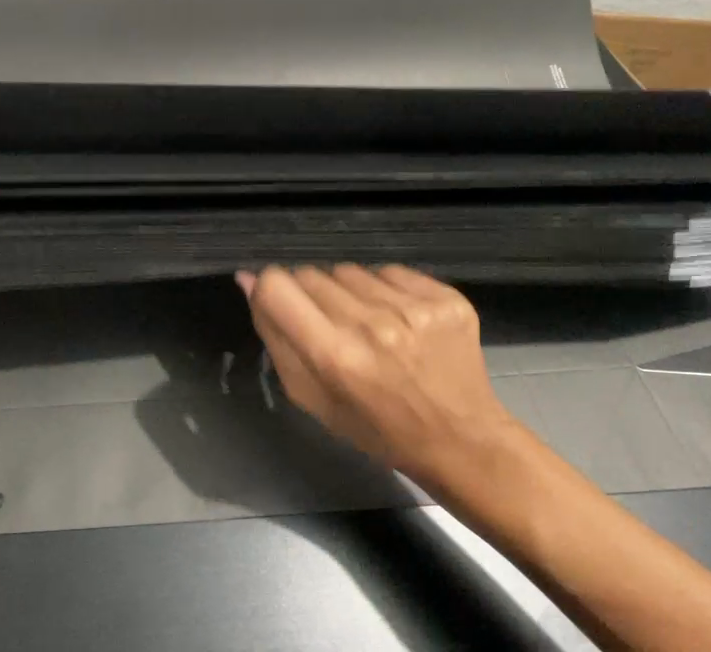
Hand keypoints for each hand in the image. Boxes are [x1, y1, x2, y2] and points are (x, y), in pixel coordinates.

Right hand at [237, 264, 519, 488]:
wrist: (461, 439)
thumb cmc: (375, 428)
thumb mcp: (310, 397)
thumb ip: (275, 336)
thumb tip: (249, 280)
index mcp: (333, 356)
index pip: (277, 285)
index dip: (271, 289)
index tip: (282, 304)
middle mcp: (372, 325)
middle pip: (311, 274)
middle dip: (311, 295)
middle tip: (331, 327)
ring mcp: (413, 309)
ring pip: (349, 270)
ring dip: (348, 292)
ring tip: (368, 325)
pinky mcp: (444, 298)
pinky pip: (390, 271)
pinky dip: (386, 289)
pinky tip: (398, 320)